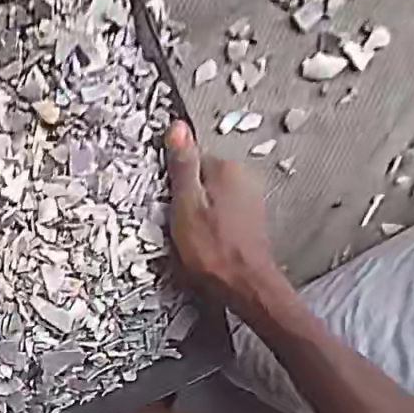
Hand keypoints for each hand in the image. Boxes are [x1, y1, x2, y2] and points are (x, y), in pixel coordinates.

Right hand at [165, 122, 287, 300]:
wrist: (243, 284)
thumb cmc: (211, 249)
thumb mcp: (186, 205)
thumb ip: (182, 167)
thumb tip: (177, 128)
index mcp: (225, 169)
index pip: (188, 161)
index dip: (171, 184)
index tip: (166, 204)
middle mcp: (242, 178)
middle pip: (199, 179)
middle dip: (184, 199)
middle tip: (176, 224)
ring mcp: (248, 199)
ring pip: (208, 198)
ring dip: (195, 214)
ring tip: (190, 238)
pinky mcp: (248, 218)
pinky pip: (218, 213)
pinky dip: (208, 225)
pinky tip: (204, 243)